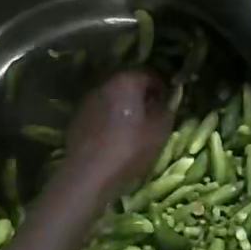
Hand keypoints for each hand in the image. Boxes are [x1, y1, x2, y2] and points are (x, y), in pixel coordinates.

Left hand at [56, 70, 173, 199]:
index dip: (162, 89)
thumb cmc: (129, 149)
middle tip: (154, 116)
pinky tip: (115, 137)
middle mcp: (105, 84)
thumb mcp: (159, 131)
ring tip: (135, 128)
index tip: (169, 105)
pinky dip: (110, 118)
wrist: (87, 175)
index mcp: (126, 81)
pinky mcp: (77, 117)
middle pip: (129, 84)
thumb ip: (168, 108)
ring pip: (113, 98)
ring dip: (125, 107)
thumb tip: (173, 95)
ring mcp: (88, 100)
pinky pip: (100, 111)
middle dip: (143, 97)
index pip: (150, 75)